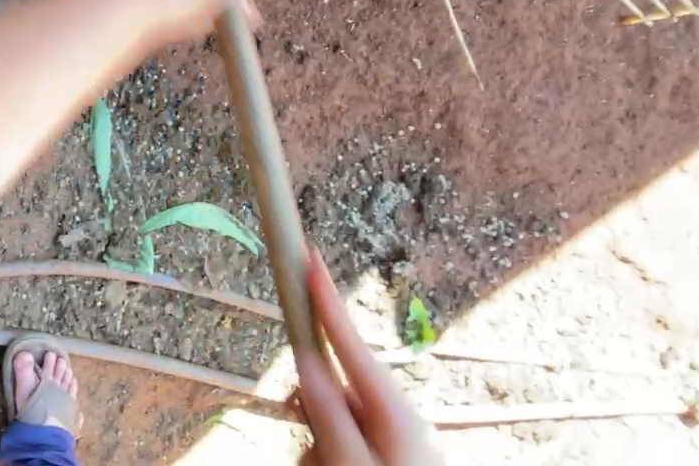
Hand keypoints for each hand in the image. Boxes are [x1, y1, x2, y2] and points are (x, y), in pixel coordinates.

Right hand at [296, 250, 441, 465]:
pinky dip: (322, 461)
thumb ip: (329, 417)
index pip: (348, 341)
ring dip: (314, 453)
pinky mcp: (374, 456)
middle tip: (317, 462)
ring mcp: (382, 440)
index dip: (324, 296)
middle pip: (324, 386)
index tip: (308, 253)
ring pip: (319, 422)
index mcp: (393, 412)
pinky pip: (328, 445)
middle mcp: (388, 418)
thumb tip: (304, 360)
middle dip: (307, 415)